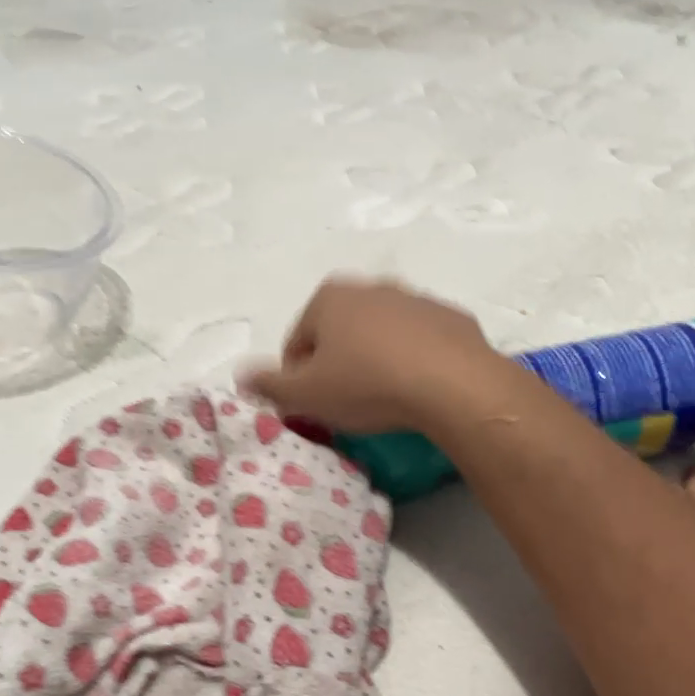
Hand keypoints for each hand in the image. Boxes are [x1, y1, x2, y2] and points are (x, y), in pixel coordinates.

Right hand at [238, 277, 503, 432]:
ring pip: (381, 336)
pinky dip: (413, 362)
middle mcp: (371, 287)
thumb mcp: (306, 394)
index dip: (297, 379)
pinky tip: (417, 391)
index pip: (297, 343)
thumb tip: (241, 376)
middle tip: (344, 405)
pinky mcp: (451, 318)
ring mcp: (415, 299)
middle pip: (339, 334)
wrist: (452, 384)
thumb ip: (269, 385)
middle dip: (337, 366)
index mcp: (329, 298)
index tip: (310, 407)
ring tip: (383, 400)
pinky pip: (420, 343)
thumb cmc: (367, 385)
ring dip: (376, 362)